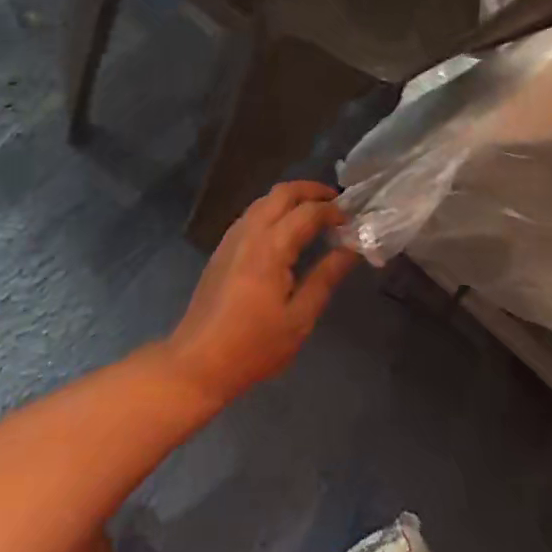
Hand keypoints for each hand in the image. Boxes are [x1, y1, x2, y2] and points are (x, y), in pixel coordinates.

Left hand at [160, 181, 358, 405]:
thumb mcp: (299, 318)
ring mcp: (232, 237)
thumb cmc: (254, 345)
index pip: (308, 212)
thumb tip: (350, 250)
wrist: (198, 360)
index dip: (333, 211)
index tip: (353, 220)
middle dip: (311, 190)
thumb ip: (325, 278)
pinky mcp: (222, 248)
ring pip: (264, 200)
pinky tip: (285, 230)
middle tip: (336, 202)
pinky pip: (252, 214)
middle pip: (282, 192)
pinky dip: (273, 209)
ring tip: (315, 213)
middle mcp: (249, 232)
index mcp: (271, 247)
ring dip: (290, 198)